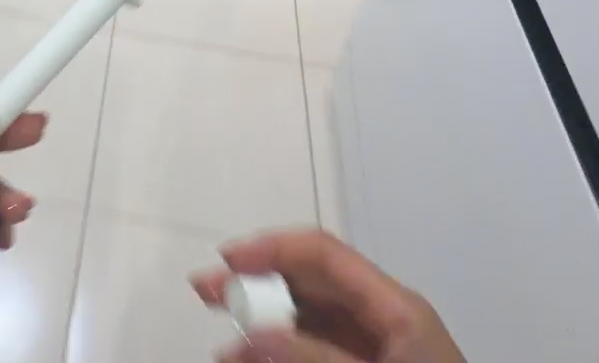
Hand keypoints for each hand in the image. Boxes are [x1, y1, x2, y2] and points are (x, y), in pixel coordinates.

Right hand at [191, 229, 466, 362]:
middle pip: (306, 283)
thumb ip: (314, 356)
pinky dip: (276, 352)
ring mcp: (370, 350)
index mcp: (393, 306)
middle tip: (204, 291)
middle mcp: (379, 319)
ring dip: (259, 327)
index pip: (320, 253)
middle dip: (254, 284)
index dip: (270, 247)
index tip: (226, 261)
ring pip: (303, 320)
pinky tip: (247, 359)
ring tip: (221, 349)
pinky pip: (309, 350)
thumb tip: (250, 334)